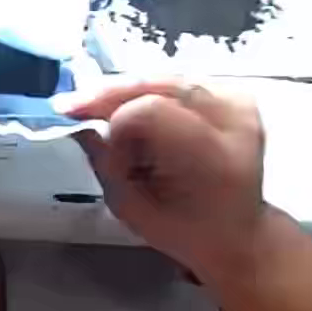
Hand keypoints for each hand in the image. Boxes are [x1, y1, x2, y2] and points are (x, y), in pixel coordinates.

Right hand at [58, 78, 278, 283]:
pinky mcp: (234, 95)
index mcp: (212, 161)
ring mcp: (237, 104)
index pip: (151, 112)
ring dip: (124, 94)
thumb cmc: (183, 230)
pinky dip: (144, 93)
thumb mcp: (131, 209)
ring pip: (161, 79)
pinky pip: (174, 82)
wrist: (236, 230)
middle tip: (73, 108)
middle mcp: (233, 124)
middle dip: (109, 96)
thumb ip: (106, 164)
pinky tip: (126, 108)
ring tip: (96, 111)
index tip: (88, 131)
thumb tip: (80, 125)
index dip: (113, 118)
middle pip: (156, 87)